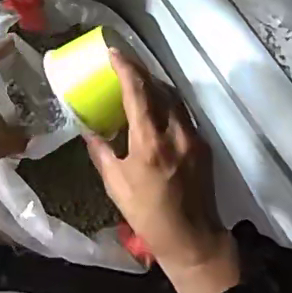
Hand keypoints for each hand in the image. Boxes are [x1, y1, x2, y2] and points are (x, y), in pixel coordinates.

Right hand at [85, 50, 240, 292]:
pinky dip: (168, 104)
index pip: (137, 92)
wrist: (193, 239)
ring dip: (156, 85)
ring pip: (174, 98)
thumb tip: (89, 131)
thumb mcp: (116, 185)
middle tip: (124, 62)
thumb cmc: (148, 215)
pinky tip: (158, 108)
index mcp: (149, 142)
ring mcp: (193, 137)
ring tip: (140, 79)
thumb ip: (101, 153)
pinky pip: (183, 114)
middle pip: (159, 88)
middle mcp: (174, 133)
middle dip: (140, 71)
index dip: (125, 68)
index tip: (114, 53)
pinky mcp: (203, 145)